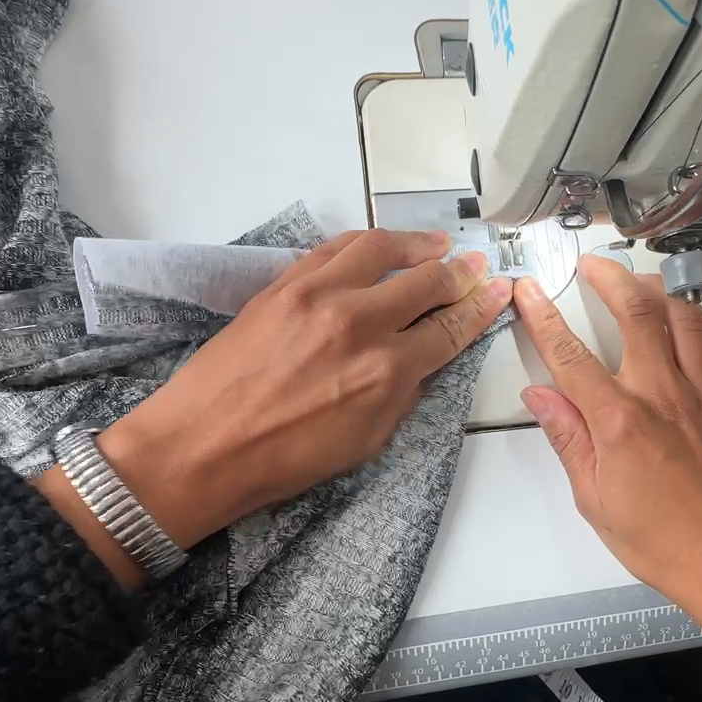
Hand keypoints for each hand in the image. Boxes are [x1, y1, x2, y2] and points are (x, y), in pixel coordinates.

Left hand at [42, 229, 511, 585]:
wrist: (201, 448)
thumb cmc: (287, 460)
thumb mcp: (367, 441)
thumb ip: (403, 391)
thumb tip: (421, 355)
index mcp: (386, 373)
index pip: (449, 329)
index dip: (481, 307)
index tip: (500, 289)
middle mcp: (359, 324)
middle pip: (426, 282)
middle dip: (460, 272)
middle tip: (477, 264)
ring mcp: (318, 296)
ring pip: (382, 249)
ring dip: (418, 243)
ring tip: (438, 243)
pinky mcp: (283, 284)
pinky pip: (336, 247)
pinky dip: (368, 242)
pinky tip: (382, 245)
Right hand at [513, 255, 701, 608]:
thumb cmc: (658, 541)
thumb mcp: (593, 496)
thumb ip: (568, 437)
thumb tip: (540, 397)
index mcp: (619, 421)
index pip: (570, 354)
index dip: (543, 317)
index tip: (528, 292)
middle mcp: (663, 397)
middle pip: (637, 314)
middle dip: (610, 278)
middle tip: (592, 266)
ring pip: (689, 321)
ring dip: (665, 291)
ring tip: (642, 282)